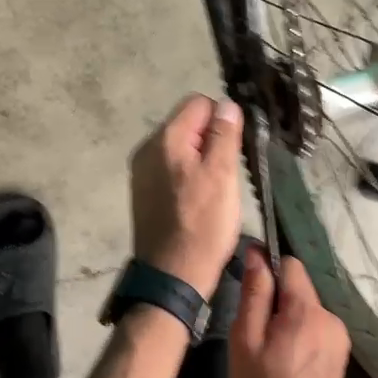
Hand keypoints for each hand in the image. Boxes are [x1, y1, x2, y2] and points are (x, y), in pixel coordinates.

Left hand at [129, 94, 243, 298]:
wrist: (172, 275)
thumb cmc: (202, 224)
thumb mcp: (222, 175)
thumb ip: (224, 135)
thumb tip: (227, 105)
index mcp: (164, 139)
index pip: (198, 103)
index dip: (222, 119)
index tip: (235, 149)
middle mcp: (147, 149)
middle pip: (188, 124)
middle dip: (211, 140)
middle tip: (227, 174)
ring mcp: (142, 171)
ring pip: (181, 148)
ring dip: (201, 160)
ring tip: (215, 191)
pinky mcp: (144, 192)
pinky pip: (171, 169)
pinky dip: (188, 177)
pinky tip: (198, 202)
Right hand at [231, 246, 351, 377]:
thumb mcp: (245, 338)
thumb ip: (254, 292)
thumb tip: (257, 254)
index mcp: (306, 311)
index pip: (290, 264)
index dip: (268, 270)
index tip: (252, 289)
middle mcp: (330, 317)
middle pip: (299, 286)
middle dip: (278, 298)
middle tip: (258, 329)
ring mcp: (340, 335)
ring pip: (308, 306)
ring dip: (290, 315)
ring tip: (273, 346)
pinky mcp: (342, 350)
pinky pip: (317, 324)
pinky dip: (302, 330)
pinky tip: (289, 356)